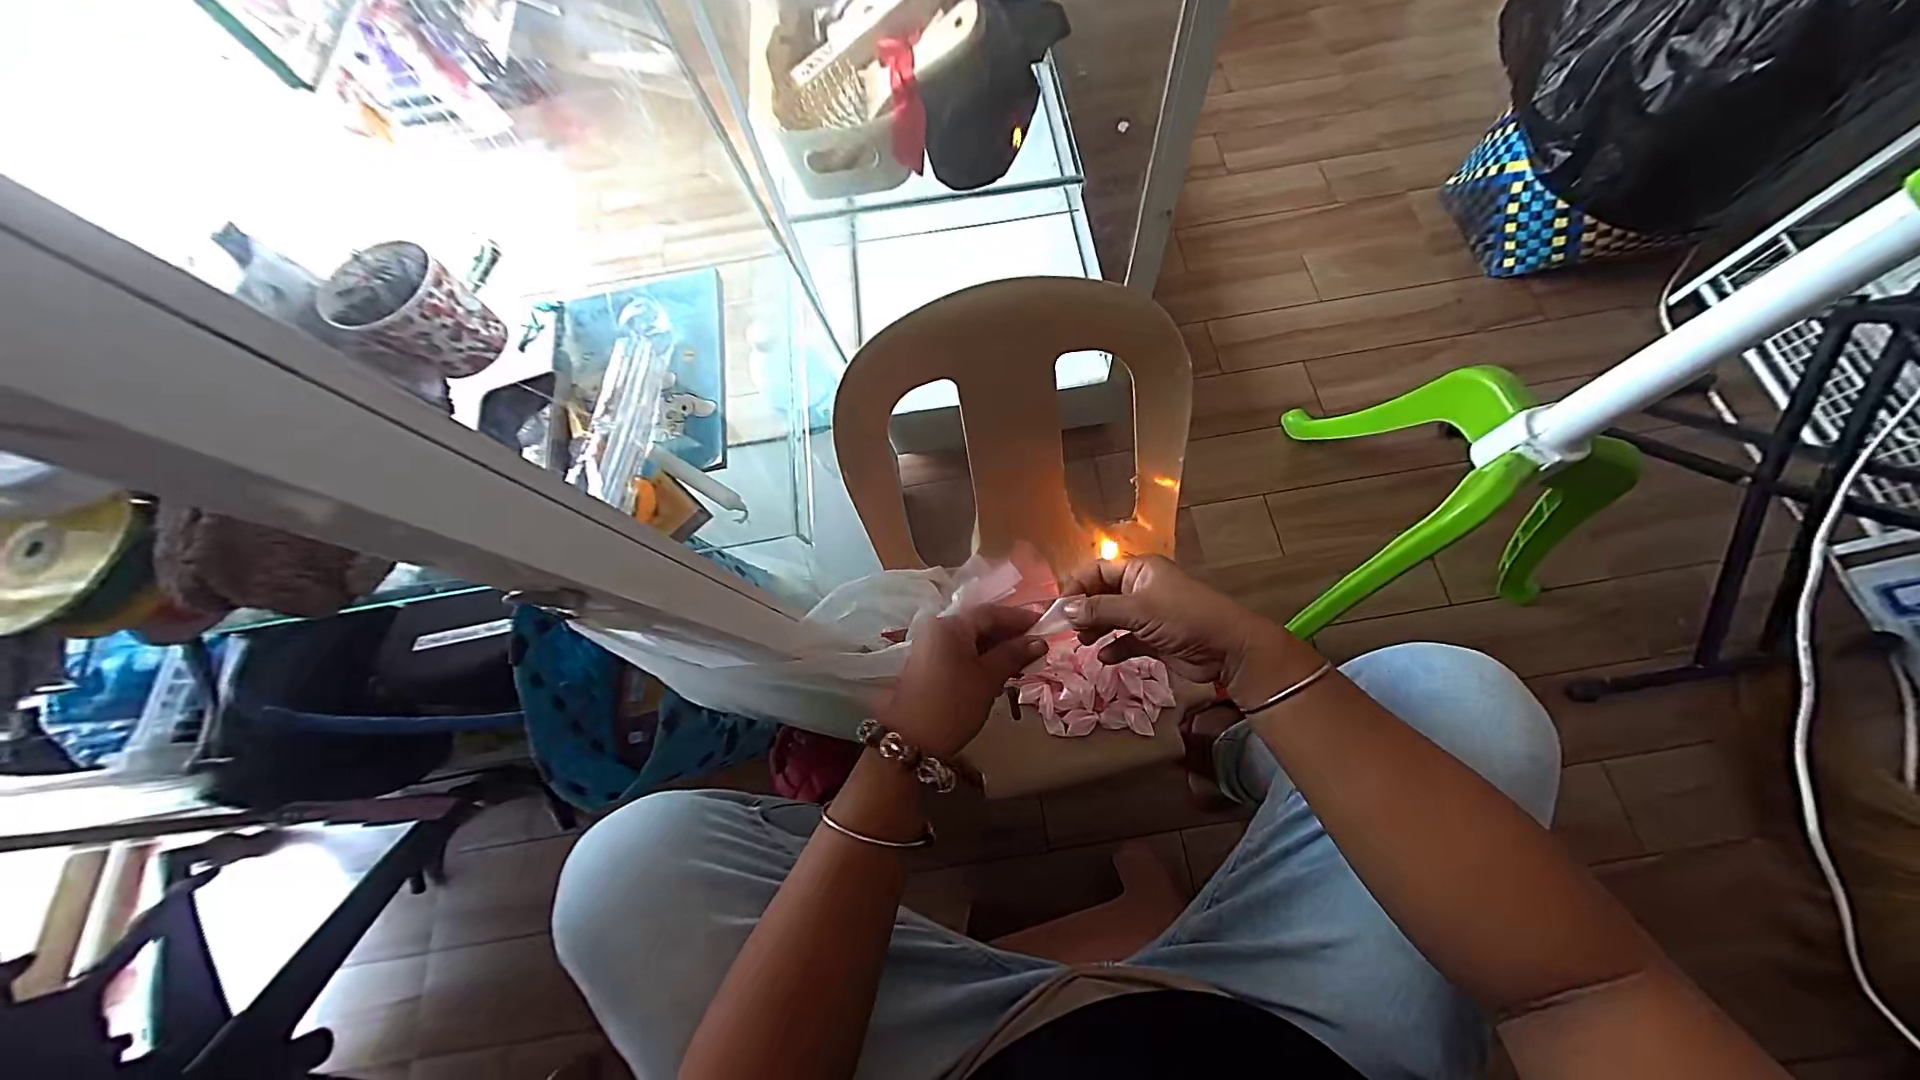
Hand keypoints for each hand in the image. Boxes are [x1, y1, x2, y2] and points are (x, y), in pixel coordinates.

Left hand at [881, 605, 1044, 757]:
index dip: (1019, 617)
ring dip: (997, 648)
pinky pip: (961, 653)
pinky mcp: (929, 666)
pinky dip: (982, 658)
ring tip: (1024, 660)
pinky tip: (1000, 671)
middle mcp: (938, 630)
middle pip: (979, 624)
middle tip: (1037, 644)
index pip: (990, 612)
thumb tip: (1039, 641)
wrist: (912, 739)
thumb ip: (1013, 654)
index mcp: (951, 625)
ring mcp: (930, 648)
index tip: (1044, 623)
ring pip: (971, 640)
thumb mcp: (988, 678)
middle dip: (1009, 633)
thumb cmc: (954, 704)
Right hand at [1060, 555, 1304, 690]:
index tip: (1060, 607)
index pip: (1098, 571)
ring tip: (1084, 642)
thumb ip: (1099, 610)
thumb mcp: (1138, 610)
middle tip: (1069, 629)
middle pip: (1102, 595)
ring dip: (1097, 629)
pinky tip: (1104, 657)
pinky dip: (1114, 647)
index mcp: (1140, 570)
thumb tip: (1065, 610)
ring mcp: (1149, 614)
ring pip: (1112, 618)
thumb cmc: (1183, 617)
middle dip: (1085, 611)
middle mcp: (1142, 588)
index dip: (1077, 586)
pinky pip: (1126, 640)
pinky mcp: (1155, 638)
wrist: (1228, 649)